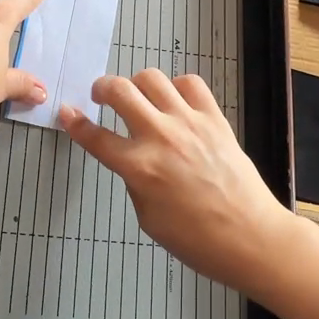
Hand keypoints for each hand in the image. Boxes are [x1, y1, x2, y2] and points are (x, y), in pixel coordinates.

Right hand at [60, 70, 302, 294]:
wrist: (252, 237)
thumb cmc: (198, 240)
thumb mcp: (149, 219)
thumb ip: (134, 181)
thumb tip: (131, 158)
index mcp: (139, 167)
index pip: (95, 137)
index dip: (75, 123)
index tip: (66, 112)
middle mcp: (160, 136)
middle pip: (119, 91)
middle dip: (102, 88)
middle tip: (101, 96)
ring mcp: (189, 122)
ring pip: (151, 78)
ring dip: (137, 84)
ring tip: (138, 96)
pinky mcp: (214, 117)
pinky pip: (190, 83)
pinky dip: (177, 86)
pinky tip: (176, 101)